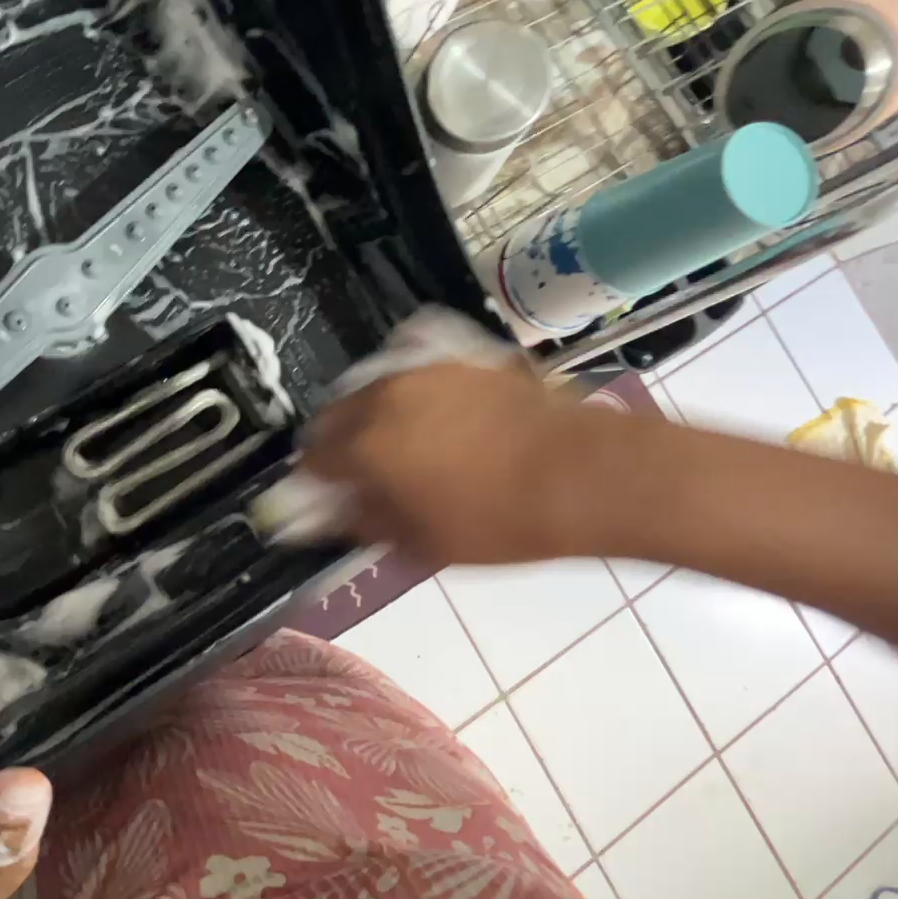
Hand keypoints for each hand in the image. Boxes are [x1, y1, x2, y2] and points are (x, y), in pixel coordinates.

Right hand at [302, 356, 617, 567]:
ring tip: (400, 444)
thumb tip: (320, 516)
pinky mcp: (458, 356)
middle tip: (365, 475)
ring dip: (368, 415)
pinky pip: (412, 365)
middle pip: (333, 415)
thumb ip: (359, 522)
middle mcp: (382, 395)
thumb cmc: (498, 520)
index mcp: (364, 444)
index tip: (332, 498)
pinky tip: (430, 410)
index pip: (311, 457)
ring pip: (370, 387)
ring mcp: (422, 369)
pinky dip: (406, 389)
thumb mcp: (420, 541)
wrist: (586, 473)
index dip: (315, 482)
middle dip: (337, 444)